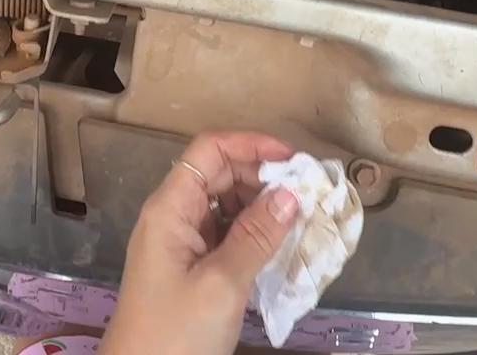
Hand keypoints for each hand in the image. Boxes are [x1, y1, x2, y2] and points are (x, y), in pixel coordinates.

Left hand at [99, 131, 299, 354]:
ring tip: (300, 217)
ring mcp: (180, 241)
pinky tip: (279, 244)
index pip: (209, 150)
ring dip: (259, 205)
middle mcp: (173, 214)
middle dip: (260, 175)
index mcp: (170, 206)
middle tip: (306, 192)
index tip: (293, 159)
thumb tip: (291, 193)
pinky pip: (224, 233)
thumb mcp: (222, 285)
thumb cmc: (176, 333)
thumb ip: (256, 236)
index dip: (250, 144)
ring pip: (223, 203)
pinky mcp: (190, 267)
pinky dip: (251, 233)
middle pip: (218, 173)